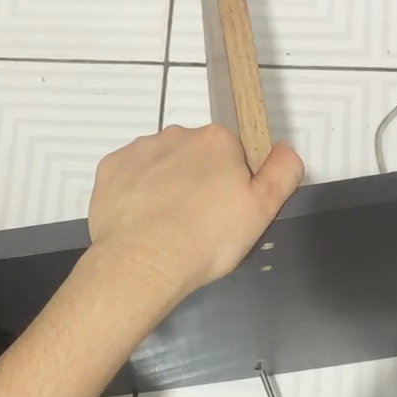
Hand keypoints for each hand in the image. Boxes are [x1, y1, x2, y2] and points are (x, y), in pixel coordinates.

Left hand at [85, 125, 303, 297]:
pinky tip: (141, 222)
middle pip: (196, 157)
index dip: (233, 184)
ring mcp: (140, 150)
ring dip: (167, 187)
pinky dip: (136, 195)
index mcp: (218, 141)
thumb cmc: (207, 240)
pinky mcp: (111, 169)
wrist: (143, 262)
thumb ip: (282, 173)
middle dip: (198, 183)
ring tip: (167, 227)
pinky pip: (130, 177)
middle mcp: (178, 134)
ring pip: (162, 165)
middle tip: (198, 224)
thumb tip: (285, 150)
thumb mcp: (262, 211)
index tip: (226, 213)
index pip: (233, 154)